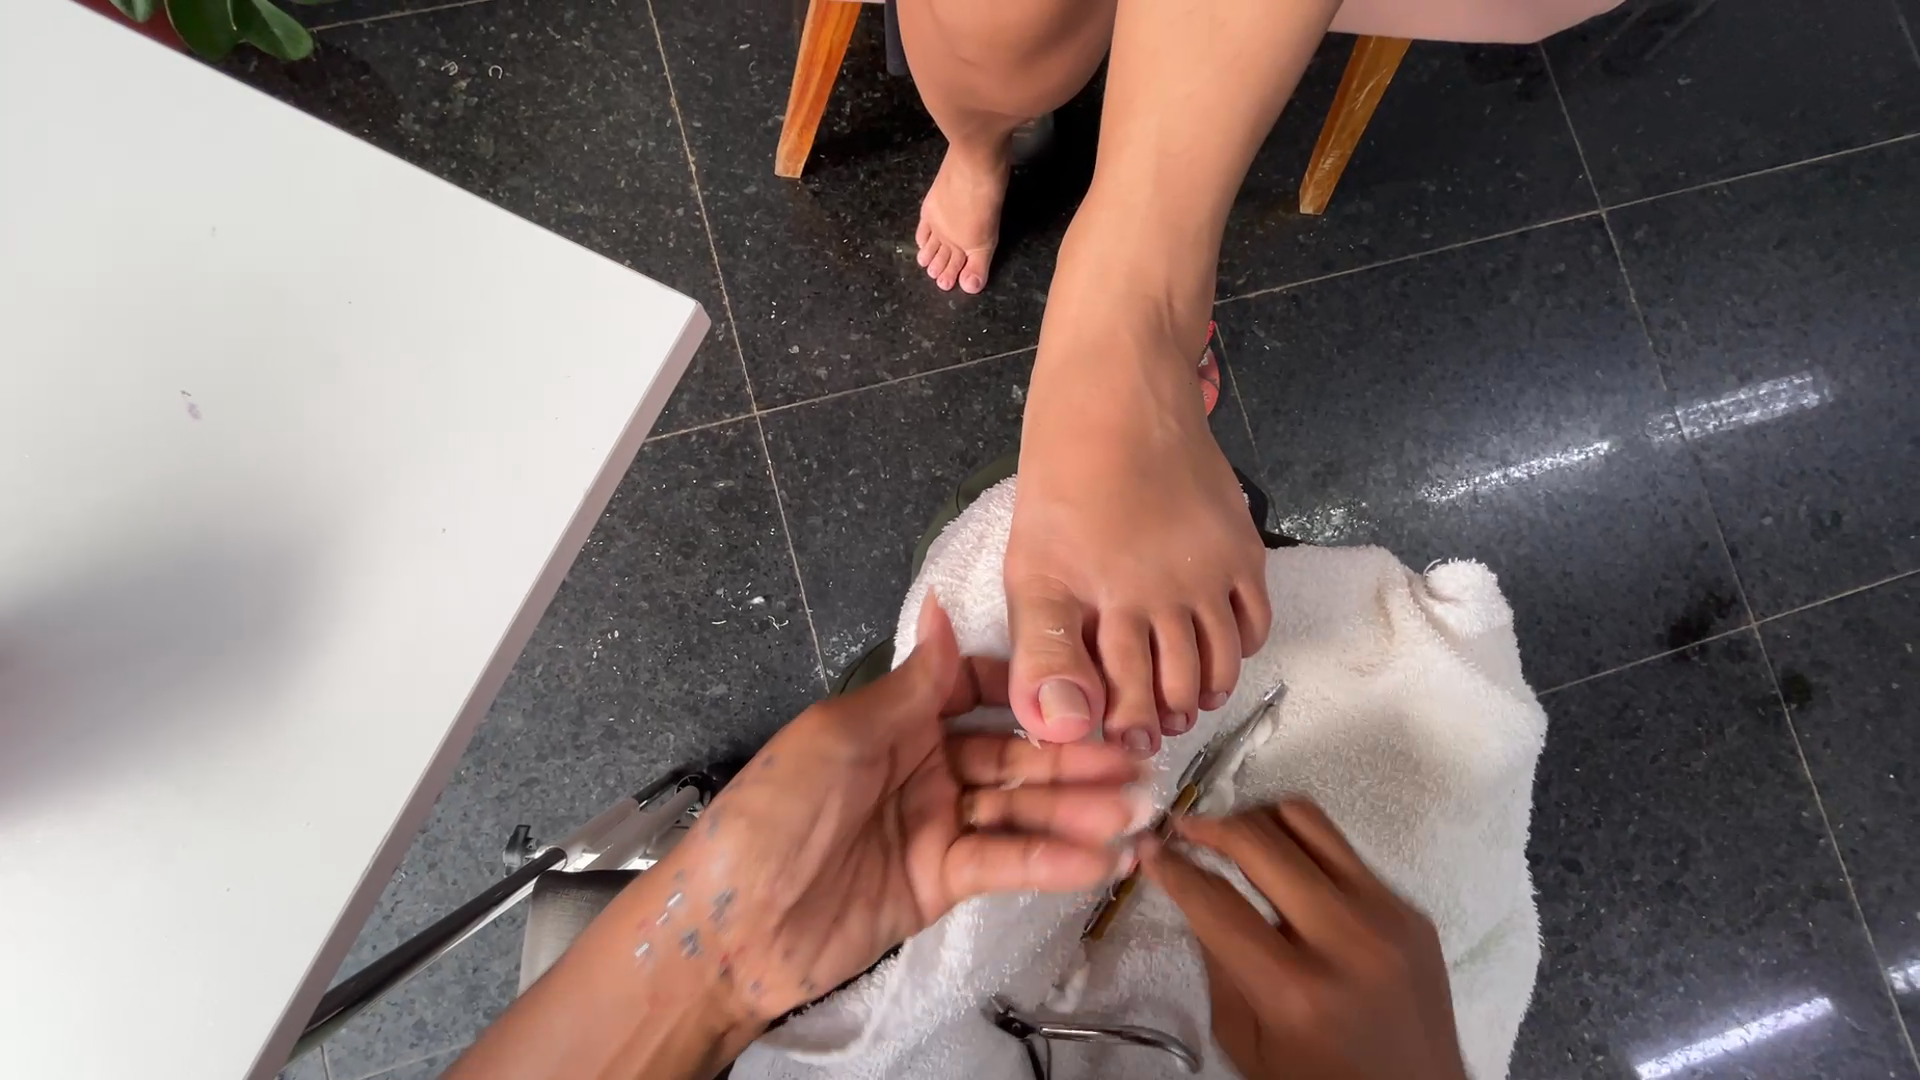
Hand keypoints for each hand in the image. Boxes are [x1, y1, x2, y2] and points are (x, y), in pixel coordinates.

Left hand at [643, 595, 1147, 1025]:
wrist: (733, 928)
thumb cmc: (780, 809)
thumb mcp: (842, 734)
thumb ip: (910, 683)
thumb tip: (941, 603)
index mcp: (897, 719)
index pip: (976, 692)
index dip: (1026, 695)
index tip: (1082, 692)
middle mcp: (925, 763)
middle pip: (1010, 756)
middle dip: (1071, 759)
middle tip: (1137, 761)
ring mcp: (937, 823)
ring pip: (1018, 809)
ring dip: (1076, 811)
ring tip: (1136, 813)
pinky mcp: (942, 879)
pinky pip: (1004, 863)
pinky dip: (1050, 861)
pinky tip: (1100, 859)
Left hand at [1007, 263, 1270, 754]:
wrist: (1116, 397)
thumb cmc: (1060, 482)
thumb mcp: (1029, 566)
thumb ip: (1044, 649)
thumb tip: (1063, 728)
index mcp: (1114, 607)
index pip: (1126, 698)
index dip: (1118, 726)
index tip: (1112, 739)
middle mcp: (1174, 599)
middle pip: (1178, 685)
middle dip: (1159, 717)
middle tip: (1149, 731)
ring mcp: (1215, 573)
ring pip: (1222, 661)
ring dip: (1202, 690)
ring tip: (1182, 702)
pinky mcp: (1242, 547)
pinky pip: (1257, 621)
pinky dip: (1241, 650)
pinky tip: (1219, 652)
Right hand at [1143, 800, 1469, 1079]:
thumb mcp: (1245, 1040)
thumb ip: (1217, 957)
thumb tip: (1189, 884)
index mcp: (1296, 992)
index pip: (1215, 899)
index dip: (1172, 866)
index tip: (1149, 845)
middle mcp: (1347, 943)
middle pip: (1258, 841)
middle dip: (1209, 826)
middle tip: (1184, 828)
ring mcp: (1387, 919)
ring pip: (1304, 819)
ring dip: (1257, 819)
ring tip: (1235, 836)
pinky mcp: (1411, 911)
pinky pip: (1342, 848)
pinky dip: (1301, 848)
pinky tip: (1287, 872)